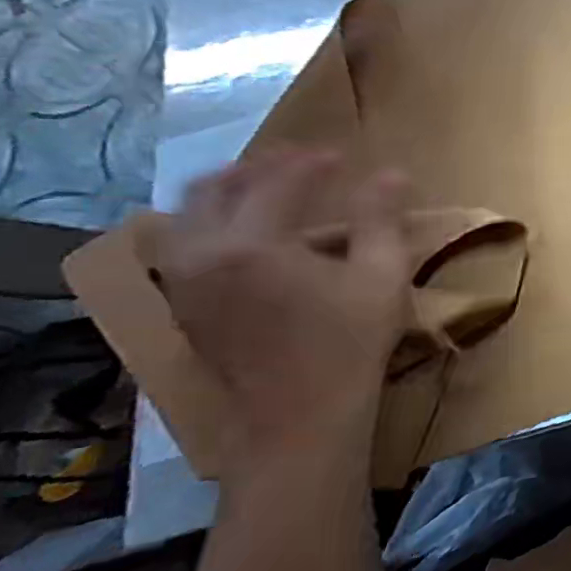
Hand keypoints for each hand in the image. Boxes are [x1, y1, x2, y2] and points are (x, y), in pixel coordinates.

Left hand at [156, 150, 410, 474]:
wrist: (297, 418)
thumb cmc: (349, 345)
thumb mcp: (382, 279)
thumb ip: (382, 221)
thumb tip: (392, 174)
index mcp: (251, 244)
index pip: (278, 183)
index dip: (311, 163)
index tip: (342, 153)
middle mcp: (201, 255)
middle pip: (213, 190)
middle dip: (258, 167)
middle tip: (297, 160)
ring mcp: (181, 282)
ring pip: (184, 216)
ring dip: (223, 192)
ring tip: (259, 186)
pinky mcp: (181, 306)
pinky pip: (179, 246)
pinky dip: (206, 222)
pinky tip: (237, 232)